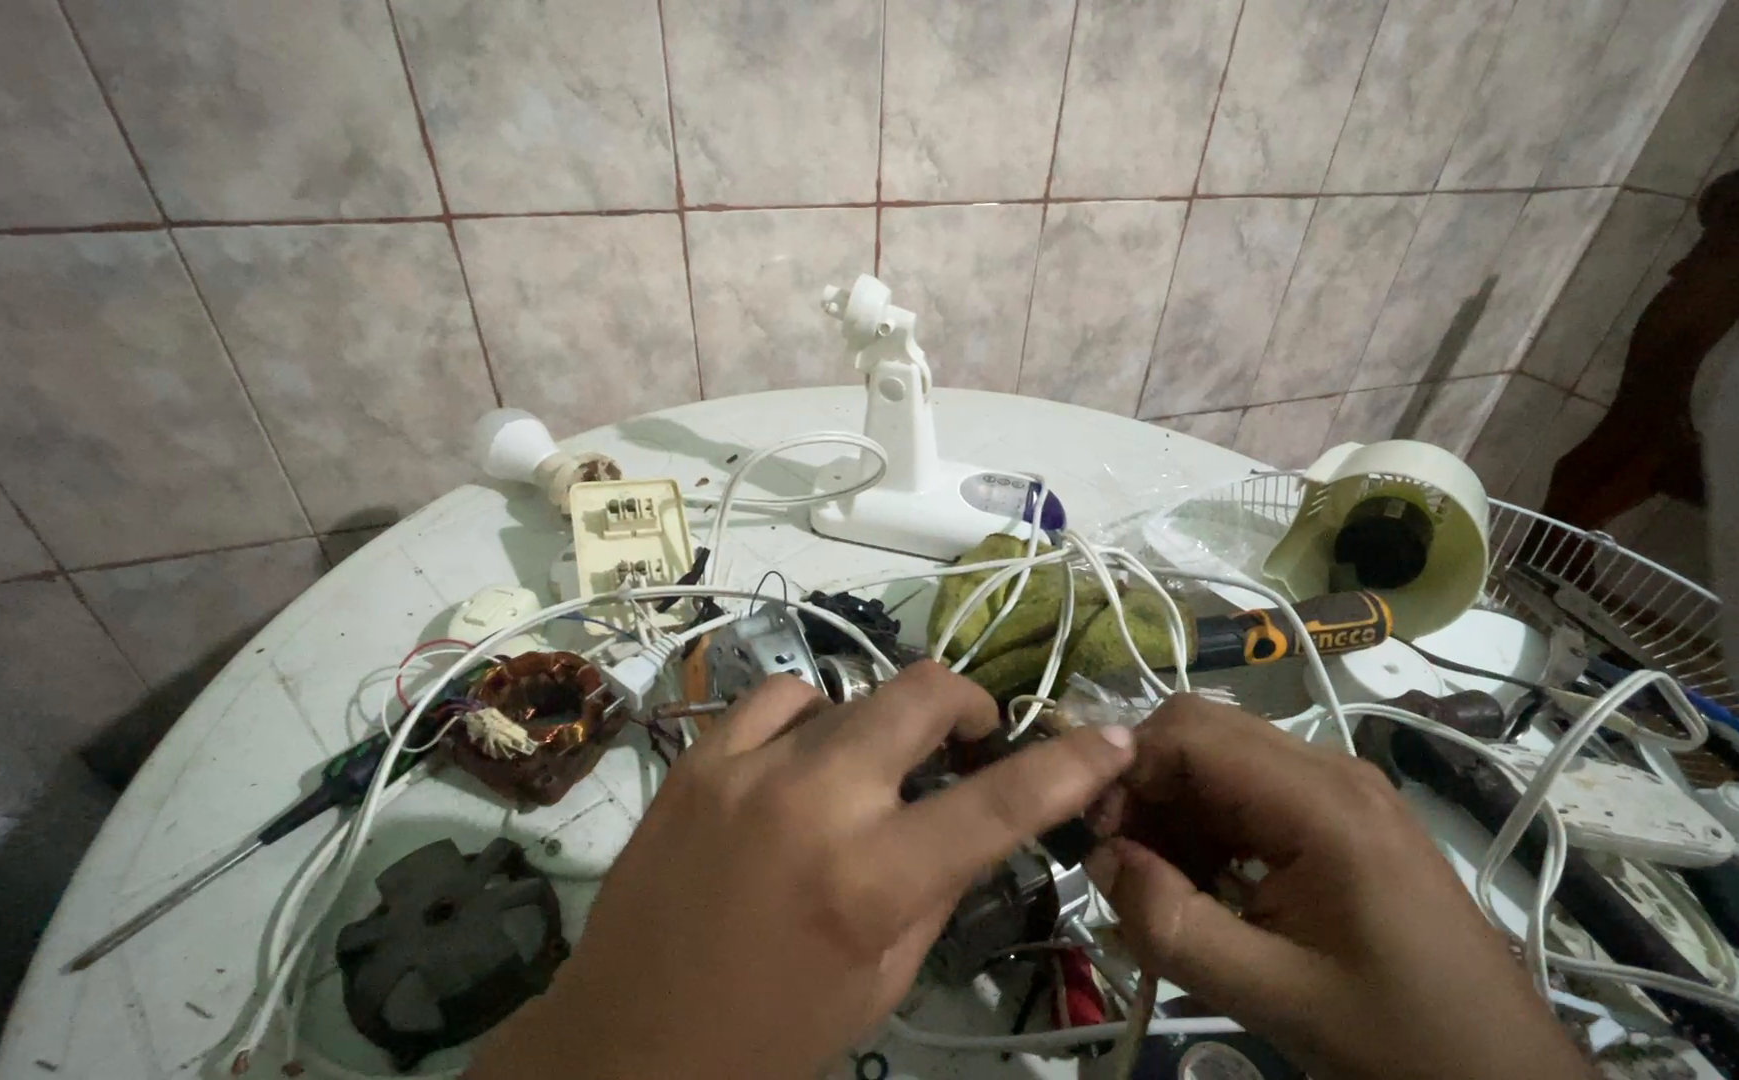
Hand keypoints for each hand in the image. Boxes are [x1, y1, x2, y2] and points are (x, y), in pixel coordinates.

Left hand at [468, 661, 1135, 1079]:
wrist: (627, 1048)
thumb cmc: (771, 1034)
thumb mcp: (884, 976)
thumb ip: (937, 883)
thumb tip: (974, 813)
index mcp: (872, 881)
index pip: (999, 804)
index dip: (1068, 766)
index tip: (1111, 736)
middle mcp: (814, 803)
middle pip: (921, 695)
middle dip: (966, 705)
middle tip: (969, 738)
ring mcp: (746, 768)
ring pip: (849, 690)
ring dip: (879, 723)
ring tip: (867, 766)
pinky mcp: (696, 759)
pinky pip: (776, 698)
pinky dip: (807, 717)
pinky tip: (799, 756)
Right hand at [1086, 696, 1594, 1079]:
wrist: (1503, 1077)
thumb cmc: (1399, 1039)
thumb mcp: (1274, 997)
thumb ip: (1172, 926)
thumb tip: (1101, 859)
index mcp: (1322, 801)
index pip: (1192, 733)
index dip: (1128, 769)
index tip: (1095, 835)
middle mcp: (1328, 769)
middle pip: (1201, 732)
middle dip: (1145, 786)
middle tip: (1121, 859)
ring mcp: (1337, 787)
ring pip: (1216, 756)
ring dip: (1171, 808)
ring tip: (1158, 881)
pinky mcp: (1336, 812)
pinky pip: (1244, 788)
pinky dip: (1204, 823)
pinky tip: (1203, 881)